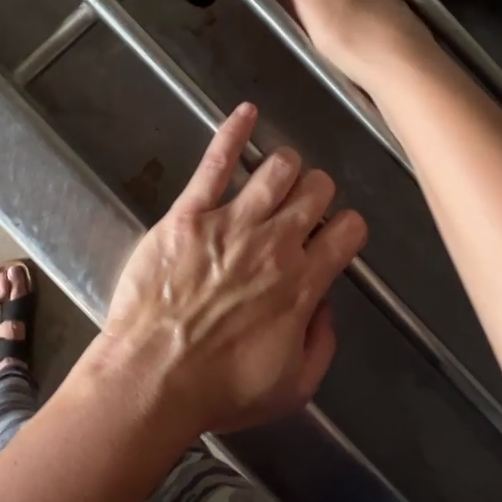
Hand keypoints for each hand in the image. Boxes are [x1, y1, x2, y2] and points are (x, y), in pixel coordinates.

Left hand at [87, 103, 366, 437]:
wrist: (153, 377)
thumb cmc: (221, 389)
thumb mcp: (294, 386)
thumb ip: (322, 342)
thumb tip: (325, 304)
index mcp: (303, 283)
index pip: (347, 231)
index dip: (347, 228)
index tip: (337, 234)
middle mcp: (275, 243)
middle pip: (316, 190)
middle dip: (318, 192)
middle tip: (304, 204)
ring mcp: (232, 222)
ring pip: (277, 169)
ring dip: (285, 167)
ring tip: (279, 172)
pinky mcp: (189, 212)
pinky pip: (216, 161)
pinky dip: (234, 131)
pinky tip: (246, 112)